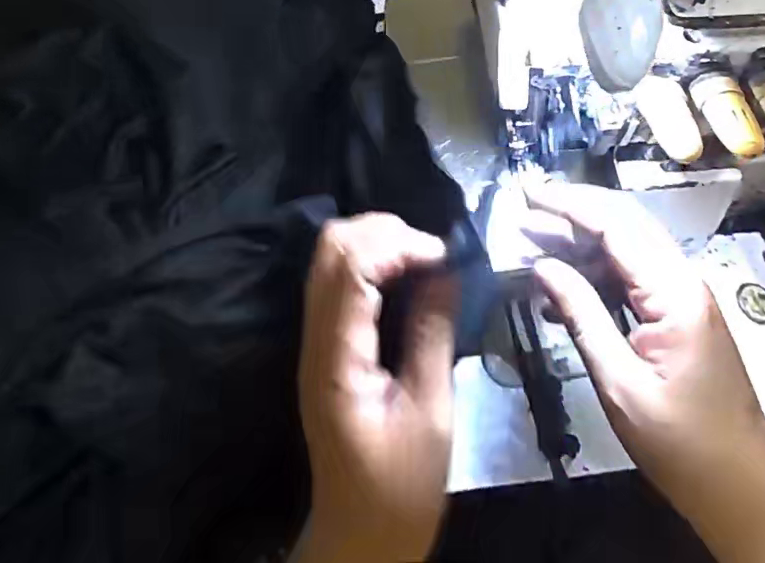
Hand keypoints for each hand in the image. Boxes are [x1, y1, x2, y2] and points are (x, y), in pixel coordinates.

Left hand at [296, 214, 456, 562]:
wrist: (359, 535)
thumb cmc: (400, 486)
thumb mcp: (432, 412)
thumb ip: (435, 333)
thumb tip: (448, 269)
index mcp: (337, 359)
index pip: (352, 267)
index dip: (401, 244)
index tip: (446, 259)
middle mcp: (317, 339)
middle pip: (333, 246)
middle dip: (388, 232)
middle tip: (435, 255)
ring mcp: (317, 339)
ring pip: (334, 255)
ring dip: (383, 241)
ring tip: (428, 261)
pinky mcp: (329, 342)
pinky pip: (344, 277)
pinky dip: (379, 260)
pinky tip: (411, 276)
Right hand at [525, 182, 764, 562]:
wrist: (741, 484)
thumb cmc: (680, 443)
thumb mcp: (620, 383)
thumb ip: (582, 315)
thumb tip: (543, 266)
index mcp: (674, 289)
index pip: (615, 226)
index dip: (569, 205)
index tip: (530, 194)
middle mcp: (683, 277)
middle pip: (625, 223)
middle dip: (575, 210)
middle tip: (528, 205)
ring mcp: (684, 292)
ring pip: (629, 246)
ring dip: (583, 241)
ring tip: (535, 240)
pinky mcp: (680, 310)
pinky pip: (635, 276)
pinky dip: (599, 273)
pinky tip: (562, 286)